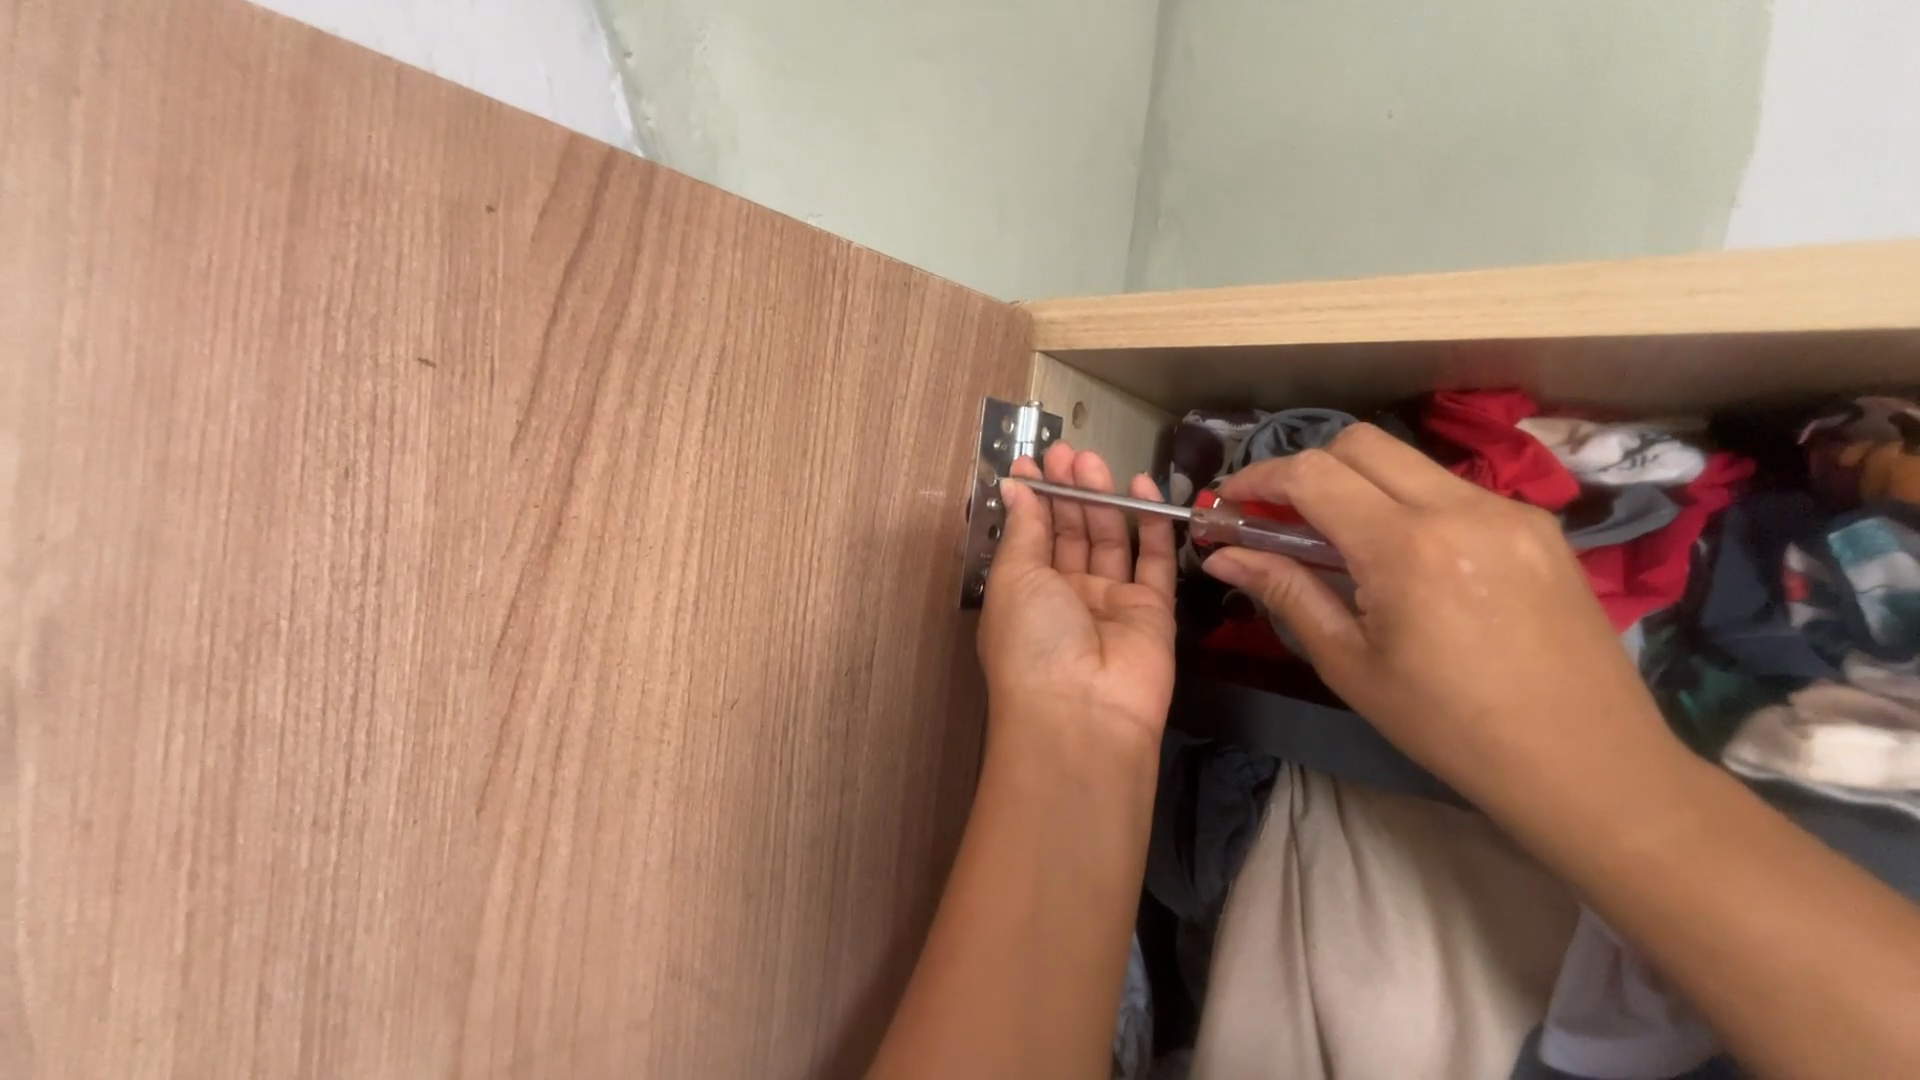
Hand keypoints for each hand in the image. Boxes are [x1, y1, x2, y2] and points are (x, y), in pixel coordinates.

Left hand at [978, 443, 1176, 744]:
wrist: (1082, 713)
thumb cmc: (1032, 641)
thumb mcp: (1014, 578)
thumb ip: (1023, 529)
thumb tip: (1014, 487)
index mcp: (1024, 594)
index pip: (1030, 536)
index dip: (1032, 499)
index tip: (1031, 462)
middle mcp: (1065, 598)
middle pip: (1070, 534)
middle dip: (1067, 491)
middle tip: (1066, 452)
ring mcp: (1110, 604)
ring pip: (1109, 541)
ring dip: (1102, 499)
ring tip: (1092, 460)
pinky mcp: (1153, 611)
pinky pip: (1153, 561)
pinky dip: (1151, 524)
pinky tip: (1141, 486)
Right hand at [1200, 424, 1675, 807]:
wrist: (1585, 762)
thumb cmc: (1448, 726)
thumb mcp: (1349, 663)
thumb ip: (1285, 593)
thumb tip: (1223, 556)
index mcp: (1407, 548)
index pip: (1313, 474)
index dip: (1259, 477)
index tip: (1231, 502)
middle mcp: (1461, 509)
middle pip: (1359, 443)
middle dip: (1306, 468)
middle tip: (1280, 518)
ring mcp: (1508, 511)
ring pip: (1408, 461)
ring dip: (1357, 483)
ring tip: (1339, 541)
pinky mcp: (1538, 525)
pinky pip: (1451, 490)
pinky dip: (1406, 503)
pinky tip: (1404, 559)